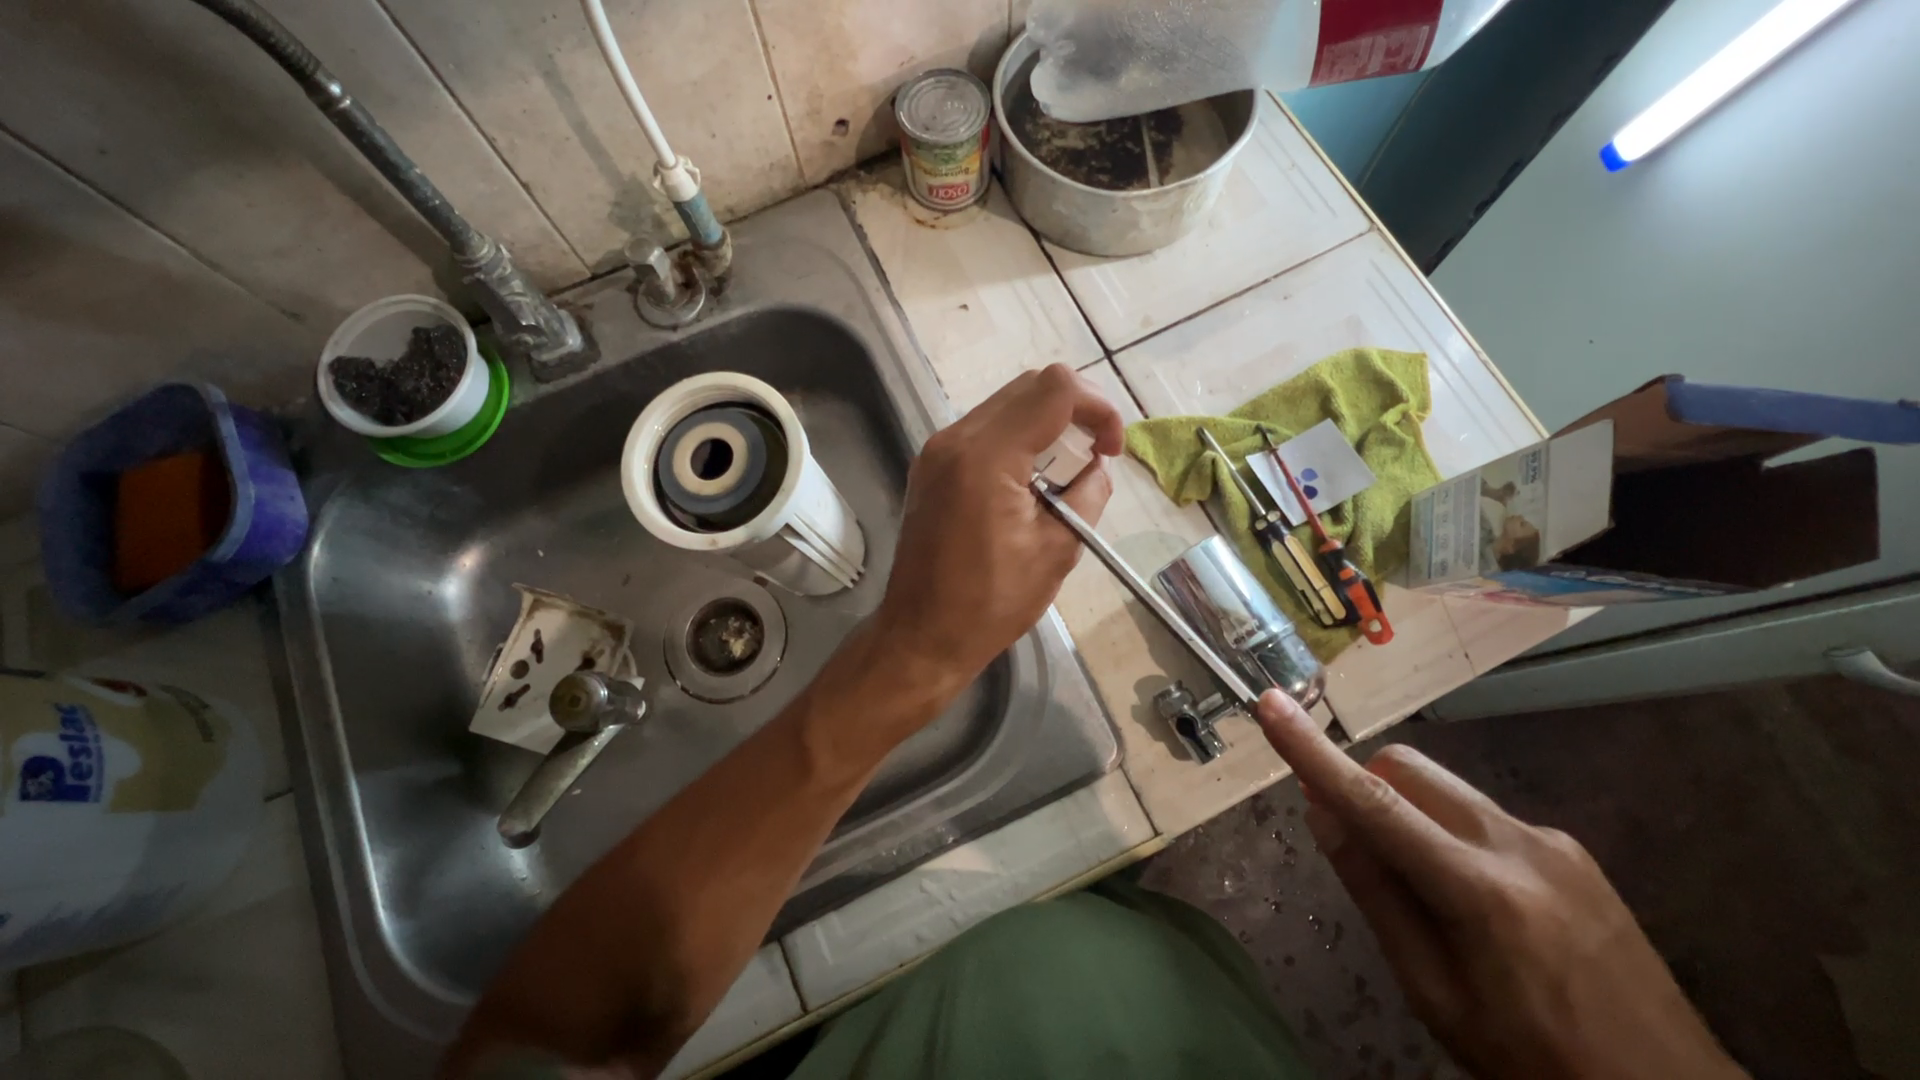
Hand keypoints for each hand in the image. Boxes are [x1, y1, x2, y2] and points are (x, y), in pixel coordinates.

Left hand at [876, 364, 1122, 688]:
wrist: (922, 635)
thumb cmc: (991, 603)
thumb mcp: (1058, 551)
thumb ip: (1088, 494)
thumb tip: (1096, 467)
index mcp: (987, 457)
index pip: (1055, 390)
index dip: (1099, 408)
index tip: (1112, 451)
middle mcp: (955, 440)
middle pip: (1029, 386)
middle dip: (1075, 411)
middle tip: (1094, 458)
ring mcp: (937, 451)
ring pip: (1005, 404)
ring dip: (1046, 424)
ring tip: (1065, 473)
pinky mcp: (931, 467)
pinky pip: (984, 430)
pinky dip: (1017, 440)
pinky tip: (1031, 481)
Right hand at [1254, 691, 1746, 1079]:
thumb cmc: (1532, 1060)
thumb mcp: (1435, 995)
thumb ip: (1377, 897)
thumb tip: (1323, 816)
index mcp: (1480, 891)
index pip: (1373, 802)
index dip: (1311, 752)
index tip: (1269, 706)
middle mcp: (1519, 844)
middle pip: (1409, 770)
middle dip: (1362, 783)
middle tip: (1349, 839)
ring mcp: (1554, 841)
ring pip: (1444, 788)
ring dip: (1406, 810)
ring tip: (1420, 890)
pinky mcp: (1573, 850)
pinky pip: (1482, 814)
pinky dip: (1447, 831)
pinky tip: (1471, 900)